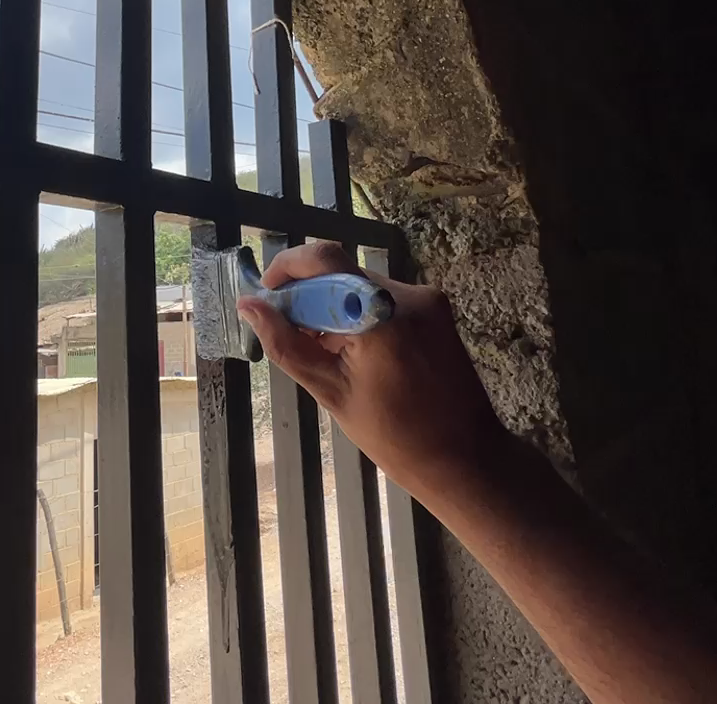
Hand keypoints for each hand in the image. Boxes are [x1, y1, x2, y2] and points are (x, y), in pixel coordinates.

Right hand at [236, 240, 511, 497]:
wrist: (467, 458)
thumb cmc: (395, 436)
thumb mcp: (331, 391)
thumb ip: (286, 343)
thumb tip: (249, 306)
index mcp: (380, 315)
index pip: (324, 259)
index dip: (287, 267)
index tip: (268, 295)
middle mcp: (407, 294)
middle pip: (341, 274)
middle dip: (308, 296)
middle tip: (293, 334)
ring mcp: (426, 298)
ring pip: (360, 285)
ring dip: (334, 307)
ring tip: (329, 353)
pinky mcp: (435, 308)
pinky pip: (382, 297)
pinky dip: (360, 314)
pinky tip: (358, 353)